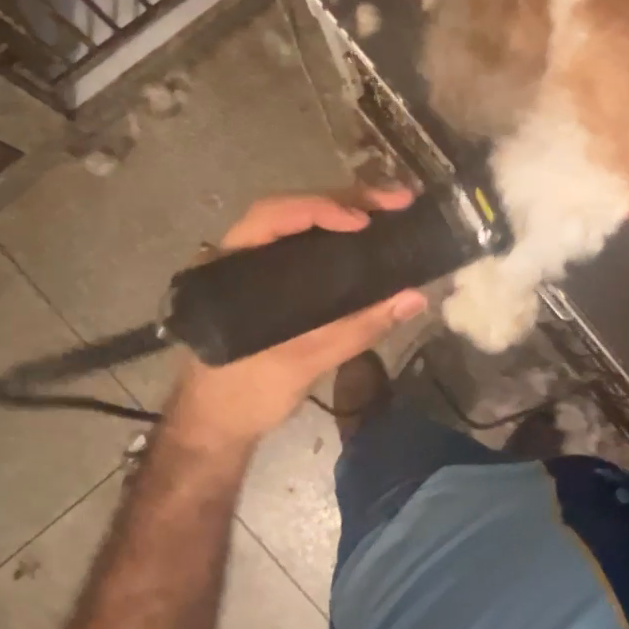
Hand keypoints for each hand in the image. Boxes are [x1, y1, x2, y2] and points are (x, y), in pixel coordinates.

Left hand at [162, 188, 426, 452]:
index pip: (275, 216)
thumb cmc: (245, 394)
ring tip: (394, 211)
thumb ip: (357, 329)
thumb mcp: (302, 364)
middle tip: (400, 201)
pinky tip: (373, 240)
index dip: (322, 210)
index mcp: (232, 266)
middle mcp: (242, 255)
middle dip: (348, 202)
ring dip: (348, 215)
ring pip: (304, 227)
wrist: (215, 428)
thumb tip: (413, 297)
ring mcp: (259, 270)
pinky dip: (343, 242)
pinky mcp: (275, 286)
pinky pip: (309, 250)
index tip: (365, 221)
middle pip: (295, 212)